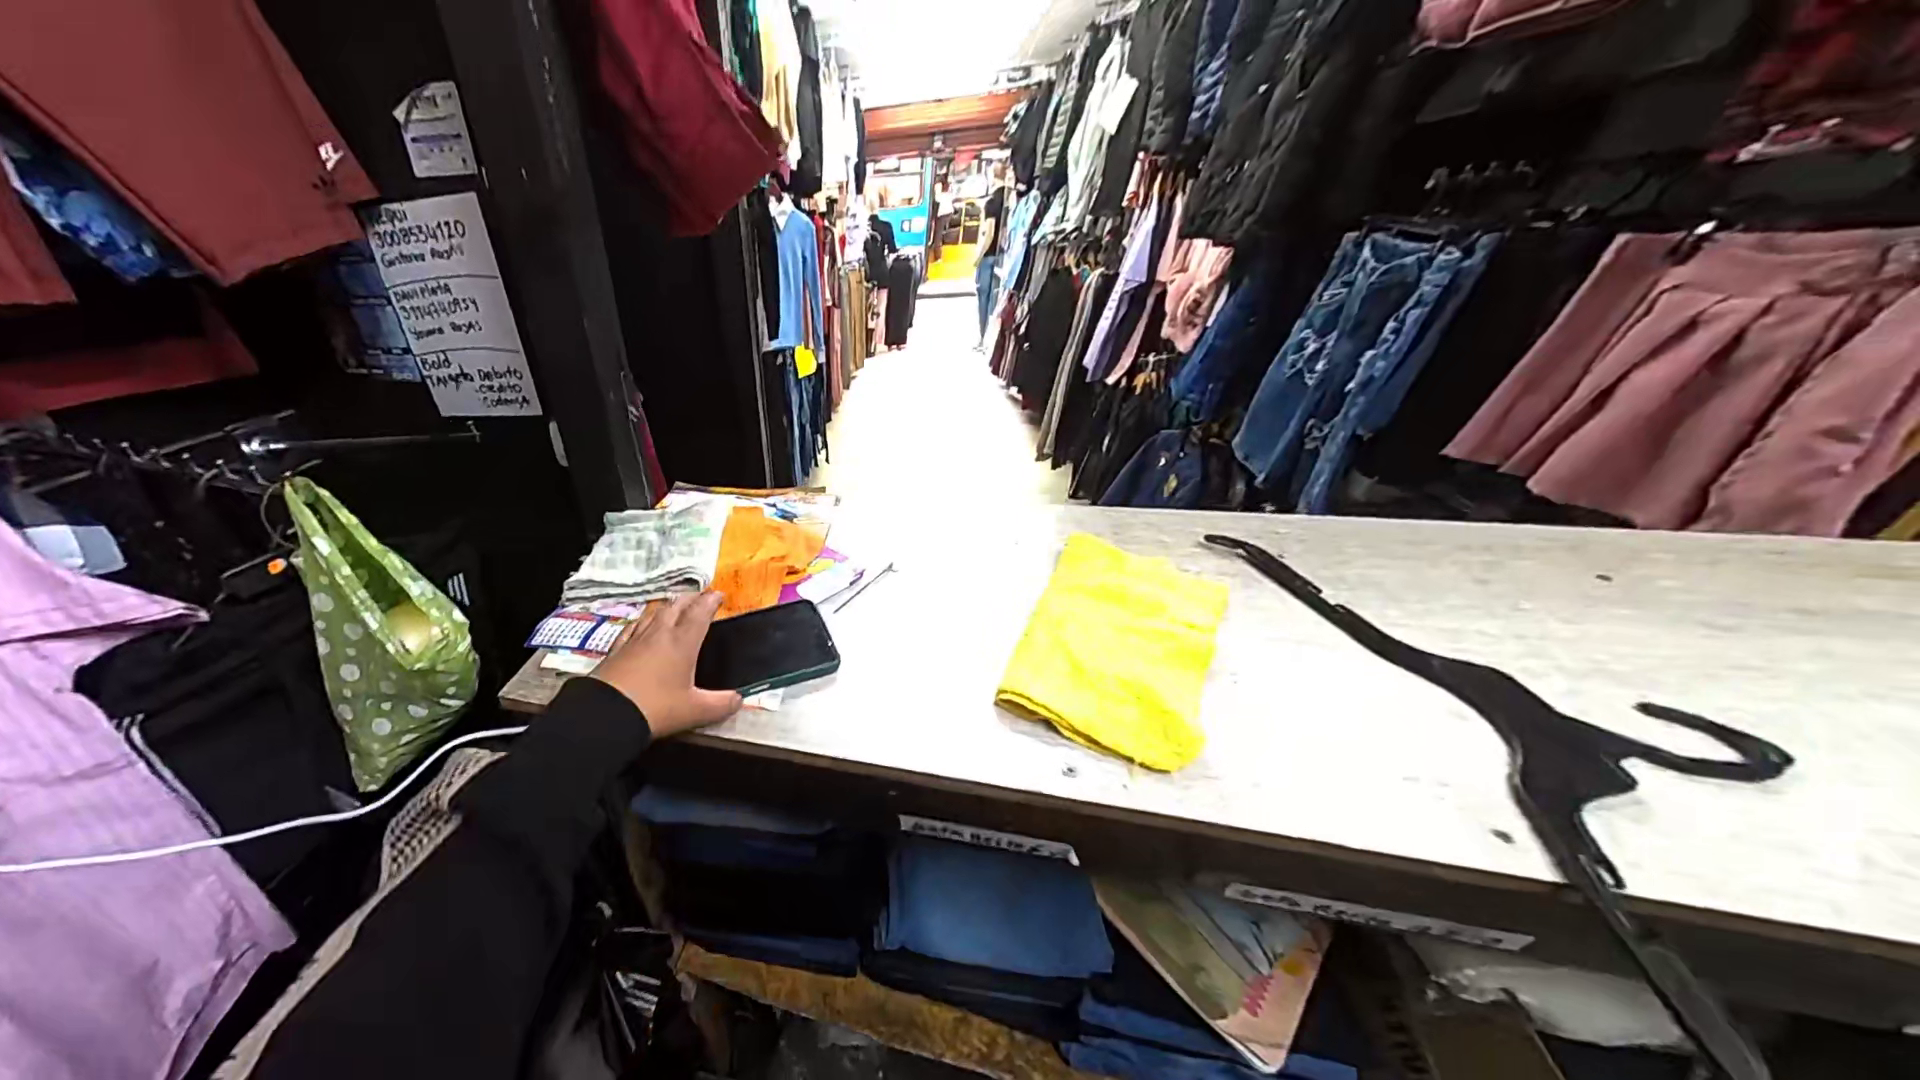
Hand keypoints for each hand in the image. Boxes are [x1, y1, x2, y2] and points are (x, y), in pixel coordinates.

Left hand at [590, 592, 741, 738]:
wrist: (605, 715)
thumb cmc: (656, 708)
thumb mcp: (695, 711)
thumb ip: (720, 704)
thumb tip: (739, 700)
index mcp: (682, 642)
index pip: (699, 613)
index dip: (710, 601)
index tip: (718, 595)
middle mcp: (659, 635)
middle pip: (676, 607)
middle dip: (690, 599)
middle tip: (700, 596)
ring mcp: (634, 641)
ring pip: (653, 613)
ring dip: (667, 606)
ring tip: (674, 605)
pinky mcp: (615, 651)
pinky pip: (632, 628)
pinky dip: (642, 621)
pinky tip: (640, 623)